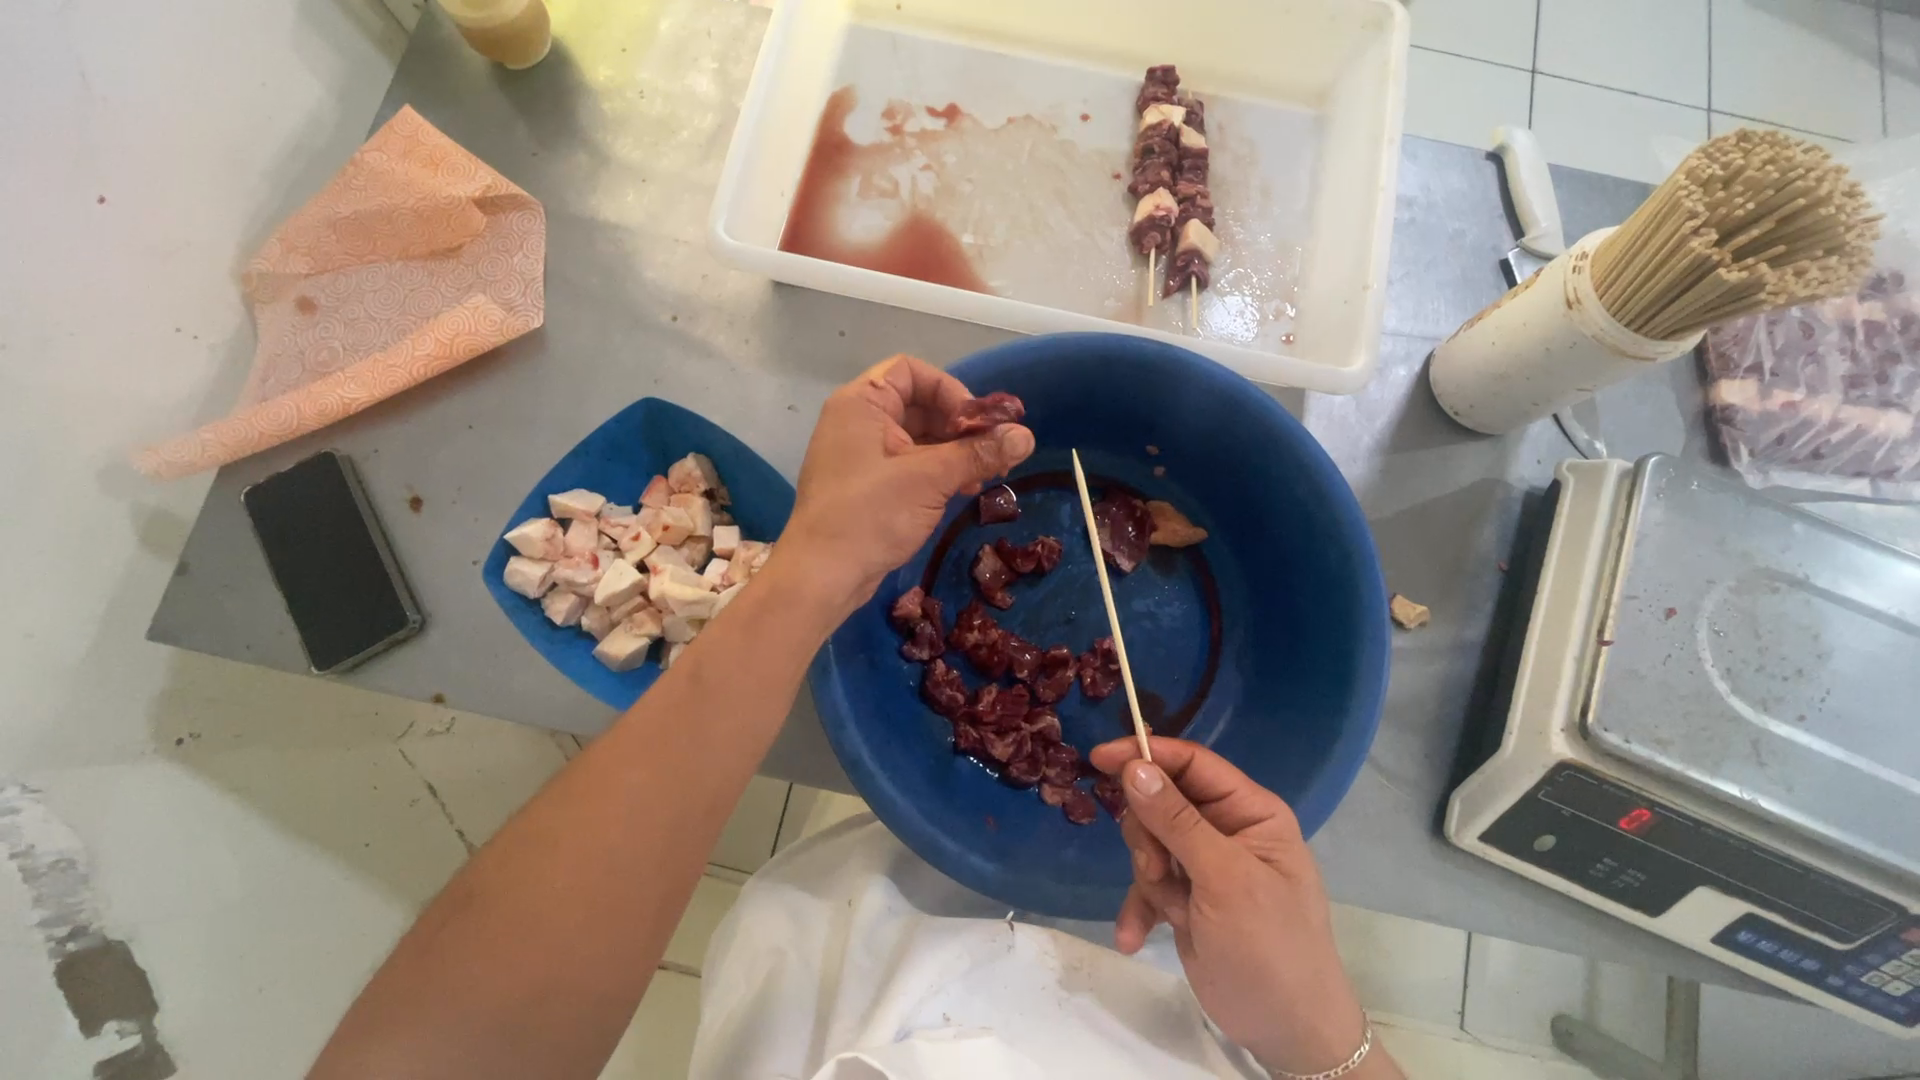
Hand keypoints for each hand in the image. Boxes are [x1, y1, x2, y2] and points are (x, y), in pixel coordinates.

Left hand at [775, 355, 1034, 620]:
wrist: (822, 575)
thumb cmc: (870, 514)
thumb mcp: (931, 479)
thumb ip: (979, 453)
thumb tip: (1027, 436)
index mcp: (861, 403)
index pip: (912, 371)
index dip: (950, 390)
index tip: (975, 424)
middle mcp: (857, 421)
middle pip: (918, 404)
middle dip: (959, 427)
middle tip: (992, 453)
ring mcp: (859, 455)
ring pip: (916, 438)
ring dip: (952, 453)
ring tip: (982, 478)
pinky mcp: (866, 486)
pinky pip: (907, 465)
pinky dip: (935, 473)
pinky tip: (961, 492)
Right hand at [1089, 737, 1397, 1078]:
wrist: (1288, 1034)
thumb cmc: (1270, 946)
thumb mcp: (1224, 878)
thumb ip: (1176, 820)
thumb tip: (1134, 766)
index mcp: (1250, 812)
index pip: (1192, 763)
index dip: (1146, 755)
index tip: (1098, 758)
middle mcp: (1227, 830)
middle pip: (1160, 801)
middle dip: (1149, 836)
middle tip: (1159, 870)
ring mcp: (1204, 866)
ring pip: (1148, 843)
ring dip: (1149, 877)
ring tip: (1172, 911)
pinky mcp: (1186, 900)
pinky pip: (1147, 886)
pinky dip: (1140, 908)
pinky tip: (1134, 938)